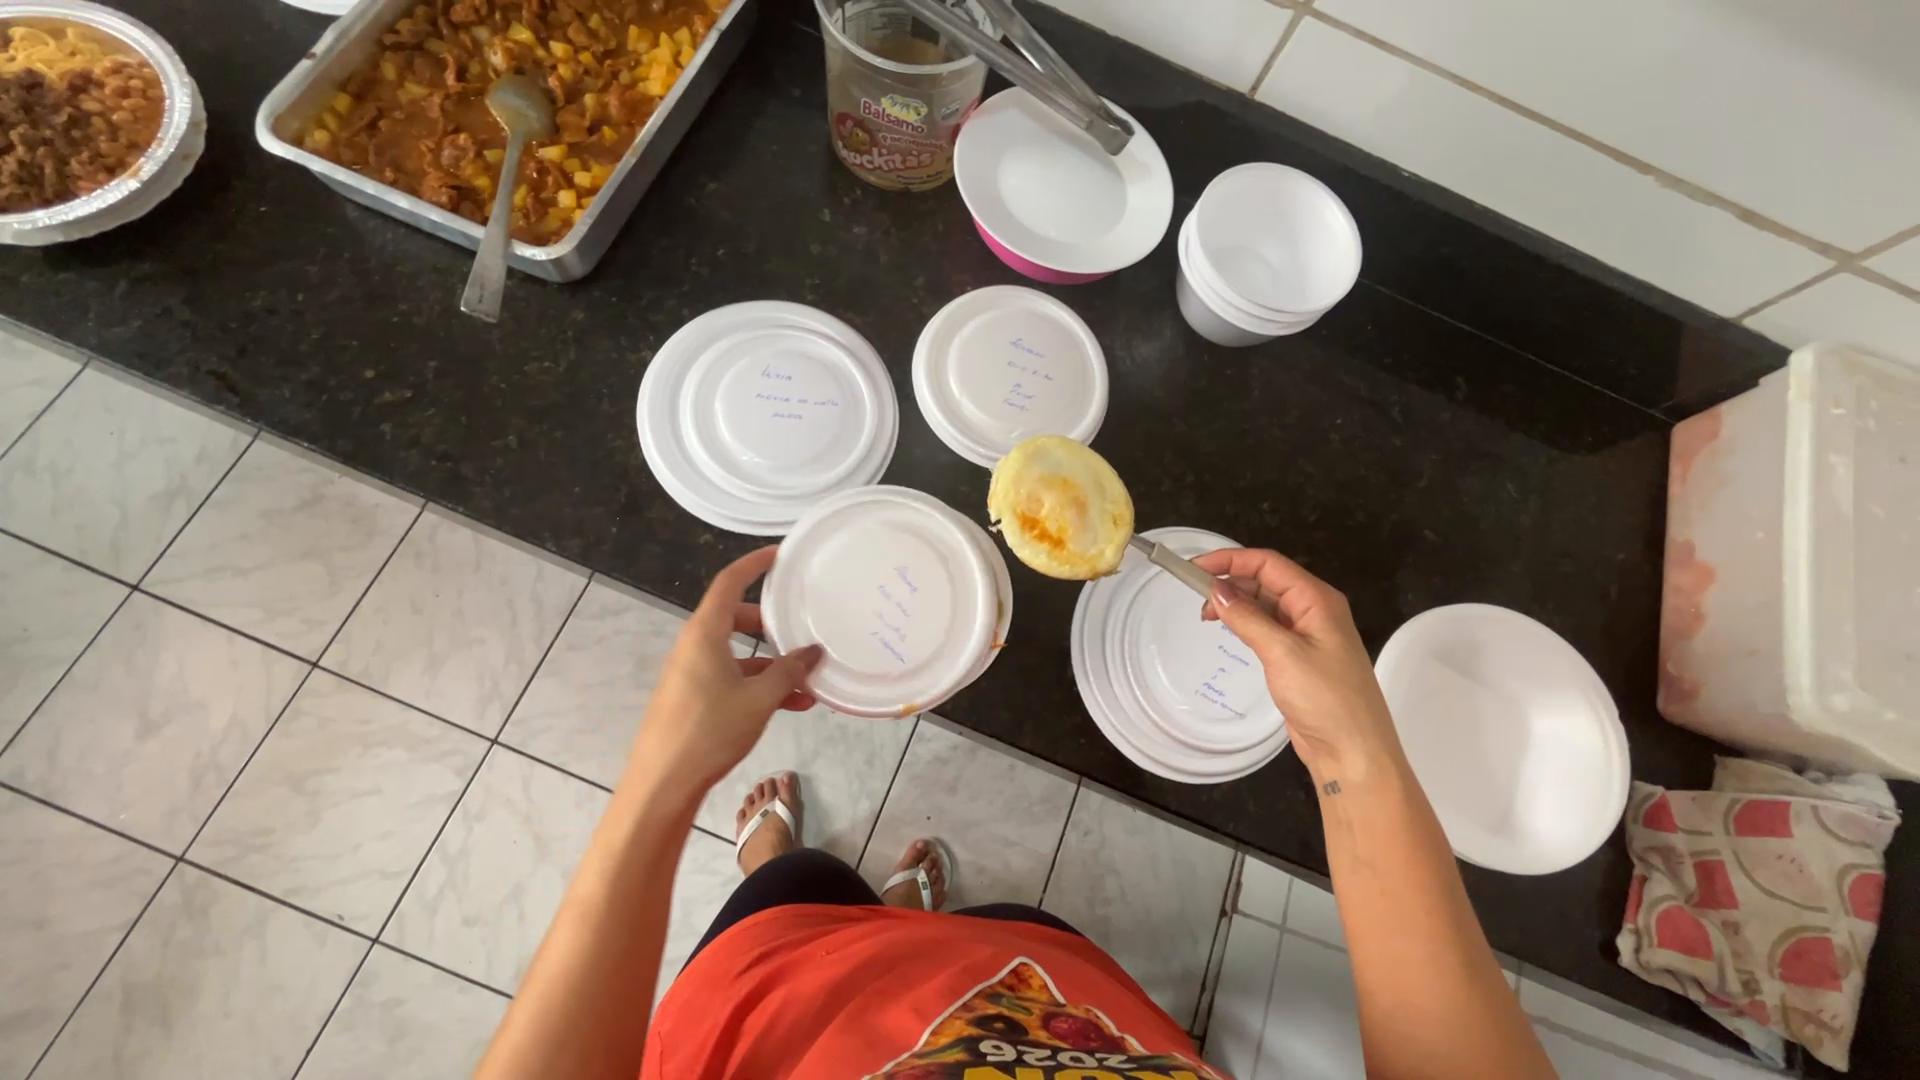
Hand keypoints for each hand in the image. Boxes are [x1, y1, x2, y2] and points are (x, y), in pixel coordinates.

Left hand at [628, 547, 823, 794]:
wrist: (662, 784)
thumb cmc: (709, 731)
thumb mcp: (758, 700)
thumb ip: (789, 672)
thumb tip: (813, 651)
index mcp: (704, 634)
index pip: (729, 583)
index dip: (754, 563)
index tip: (780, 554)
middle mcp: (695, 647)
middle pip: (735, 618)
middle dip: (771, 623)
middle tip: (800, 625)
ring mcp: (692, 673)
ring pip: (738, 654)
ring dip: (772, 663)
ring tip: (810, 680)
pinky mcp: (694, 698)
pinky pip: (733, 678)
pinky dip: (760, 685)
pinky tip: (794, 704)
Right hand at [1192, 548, 1404, 784]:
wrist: (1353, 751)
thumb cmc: (1325, 698)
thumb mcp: (1282, 653)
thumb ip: (1248, 618)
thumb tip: (1217, 590)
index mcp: (1317, 600)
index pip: (1268, 564)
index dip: (1230, 560)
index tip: (1194, 568)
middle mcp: (1313, 610)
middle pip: (1266, 580)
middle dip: (1230, 581)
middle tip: (1195, 597)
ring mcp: (1307, 633)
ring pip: (1264, 603)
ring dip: (1235, 603)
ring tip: (1206, 617)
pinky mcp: (1298, 655)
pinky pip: (1266, 625)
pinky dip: (1244, 622)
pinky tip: (1227, 630)